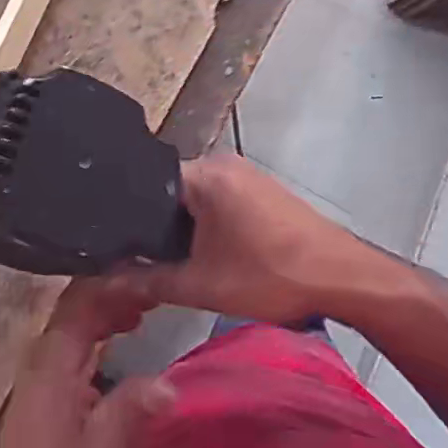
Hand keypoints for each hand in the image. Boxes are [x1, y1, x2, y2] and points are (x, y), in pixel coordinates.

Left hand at [0, 278, 174, 447]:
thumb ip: (131, 410)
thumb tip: (171, 382)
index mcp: (54, 358)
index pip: (82, 298)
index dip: (116, 281)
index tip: (151, 276)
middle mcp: (46, 350)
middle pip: (80, 298)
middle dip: (118, 285)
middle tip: (157, 281)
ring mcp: (45, 361)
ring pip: (79, 312)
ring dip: (113, 301)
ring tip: (150, 299)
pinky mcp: (50, 374)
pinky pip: (79, 330)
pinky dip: (105, 320)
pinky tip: (130, 325)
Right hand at [123, 154, 382, 323]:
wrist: (339, 276)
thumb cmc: (269, 275)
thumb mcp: (202, 284)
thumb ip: (149, 281)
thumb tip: (108, 280)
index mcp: (206, 174)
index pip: (146, 183)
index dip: (127, 217)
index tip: (112, 247)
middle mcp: (224, 163)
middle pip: (170, 191)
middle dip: (154, 227)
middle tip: (133, 262)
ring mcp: (247, 175)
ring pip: (196, 198)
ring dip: (182, 229)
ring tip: (164, 264)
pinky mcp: (262, 190)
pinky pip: (220, 201)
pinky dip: (206, 225)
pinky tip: (202, 255)